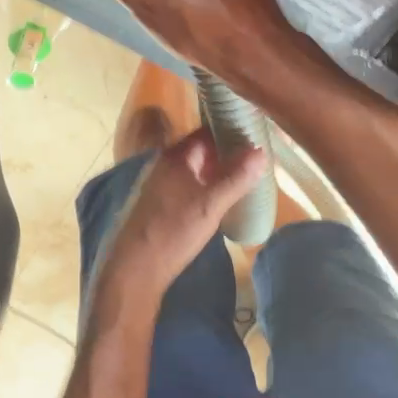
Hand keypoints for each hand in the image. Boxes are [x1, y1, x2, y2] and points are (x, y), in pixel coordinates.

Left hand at [92, 127, 266, 312]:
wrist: (136, 268)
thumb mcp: (211, 205)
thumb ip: (236, 178)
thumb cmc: (173, 232)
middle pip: (202, 149)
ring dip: (219, 169)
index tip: (258, 132)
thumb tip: (261, 151)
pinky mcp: (161, 203)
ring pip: (197, 168)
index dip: (232, 129)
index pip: (207, 131)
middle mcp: (165, 164)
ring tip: (249, 175)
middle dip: (229, 151)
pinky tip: (224, 196)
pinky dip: (209, 184)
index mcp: (175, 156)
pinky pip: (191, 184)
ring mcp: (161, 183)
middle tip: (260, 156)